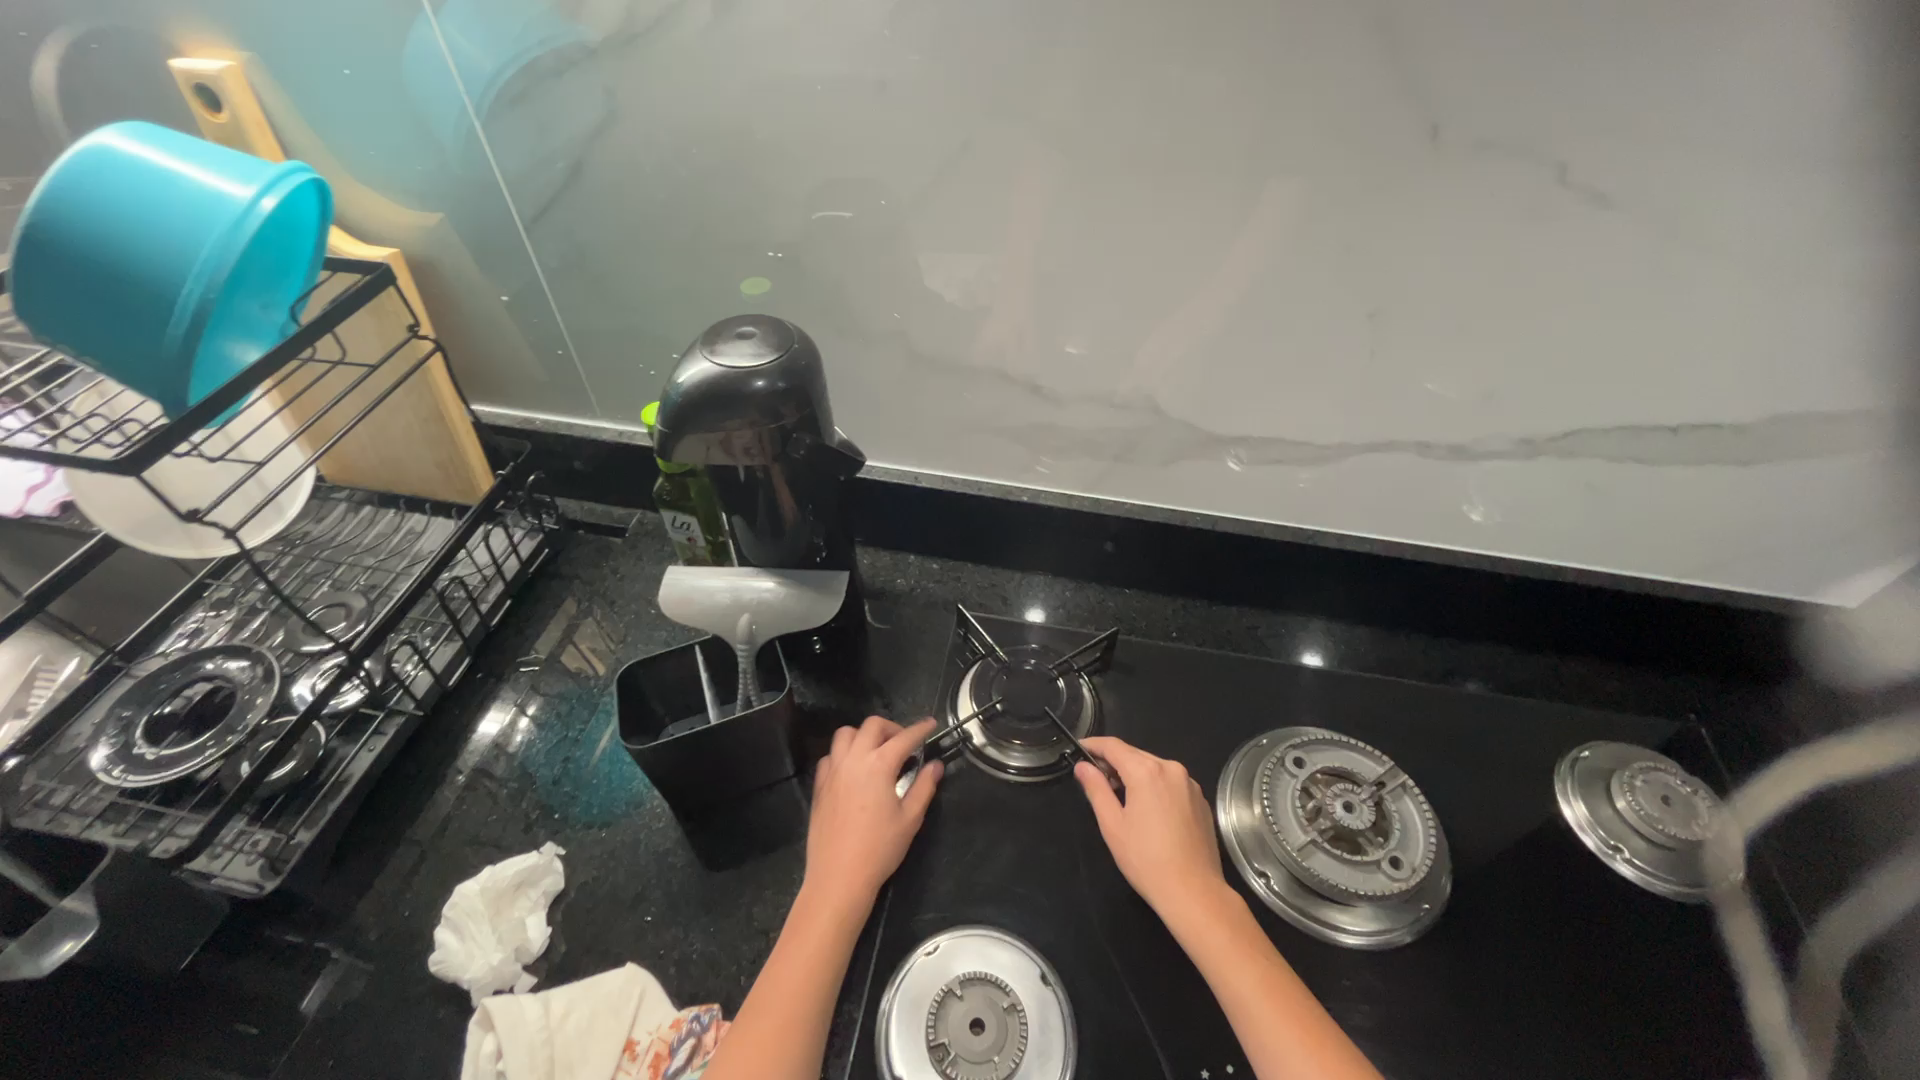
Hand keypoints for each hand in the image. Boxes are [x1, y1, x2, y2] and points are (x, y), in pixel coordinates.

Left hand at [804, 716, 942, 907]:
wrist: (839, 876)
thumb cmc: (880, 849)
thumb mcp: (911, 819)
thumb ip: (924, 787)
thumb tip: (935, 765)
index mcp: (879, 766)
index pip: (904, 738)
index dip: (920, 729)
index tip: (931, 724)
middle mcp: (853, 760)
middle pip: (871, 726)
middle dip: (891, 728)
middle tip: (904, 745)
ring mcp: (832, 772)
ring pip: (845, 734)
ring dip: (863, 735)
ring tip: (877, 752)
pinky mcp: (819, 786)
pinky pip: (830, 756)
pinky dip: (844, 754)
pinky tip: (853, 771)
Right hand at [1075, 736, 1230, 923]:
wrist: (1193, 891)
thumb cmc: (1145, 860)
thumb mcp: (1112, 824)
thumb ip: (1096, 789)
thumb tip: (1083, 767)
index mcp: (1146, 772)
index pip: (1114, 746)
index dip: (1093, 745)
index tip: (1078, 749)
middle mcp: (1171, 769)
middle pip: (1135, 754)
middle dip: (1113, 761)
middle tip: (1094, 778)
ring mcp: (1190, 784)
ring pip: (1154, 767)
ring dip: (1134, 774)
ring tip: (1119, 795)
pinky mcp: (1200, 800)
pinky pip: (1171, 782)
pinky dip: (1154, 786)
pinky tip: (1148, 809)